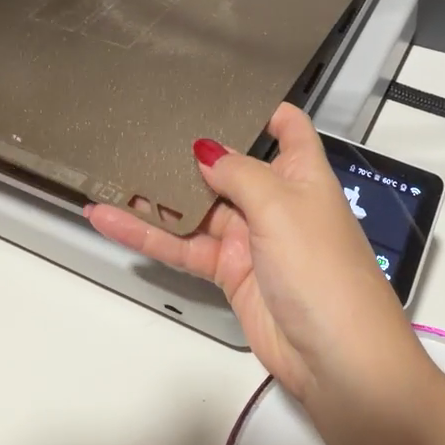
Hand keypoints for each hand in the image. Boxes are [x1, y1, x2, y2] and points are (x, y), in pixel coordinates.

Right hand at [86, 104, 427, 406]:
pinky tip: (111, 221)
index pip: (287, 127)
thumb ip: (238, 172)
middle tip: (140, 125)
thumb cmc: (321, 267)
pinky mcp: (230, 272)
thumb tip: (204, 148)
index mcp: (303, 172)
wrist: (335, 356)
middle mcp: (277, 199)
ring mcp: (252, 237)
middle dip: (192, 149)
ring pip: (199, 207)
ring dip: (159, 194)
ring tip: (109, 171)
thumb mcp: (281, 205)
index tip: (219, 88)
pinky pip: (185, 246)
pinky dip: (150, 235)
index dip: (261, 107)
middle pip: (230, 165)